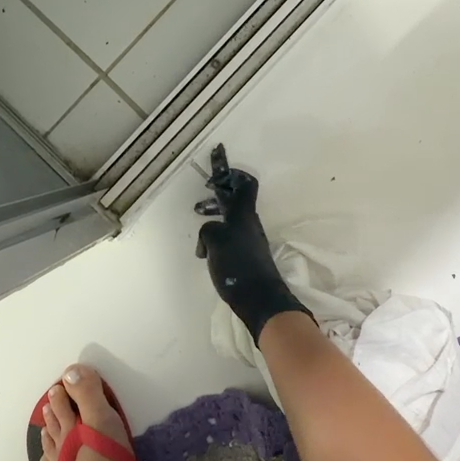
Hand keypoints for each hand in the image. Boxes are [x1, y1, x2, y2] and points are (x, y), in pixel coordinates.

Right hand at [194, 144, 308, 340]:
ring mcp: (248, 240)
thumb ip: (209, 230)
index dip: (232, 171)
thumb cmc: (239, 266)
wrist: (260, 300)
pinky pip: (228, 234)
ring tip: (199, 219)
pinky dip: (215, 234)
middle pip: (235, 198)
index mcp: (243, 215)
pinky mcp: (246, 256)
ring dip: (215, 213)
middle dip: (218, 191)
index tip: (219, 160)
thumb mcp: (215, 241)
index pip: (245, 184)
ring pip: (231, 217)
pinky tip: (205, 249)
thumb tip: (208, 238)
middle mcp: (248, 224)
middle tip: (203, 191)